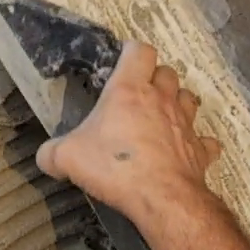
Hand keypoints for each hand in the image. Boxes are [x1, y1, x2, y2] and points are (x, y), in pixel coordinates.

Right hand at [36, 41, 222, 225]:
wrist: (161, 199)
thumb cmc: (114, 166)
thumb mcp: (66, 158)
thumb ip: (51, 153)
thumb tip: (45, 157)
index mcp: (128, 90)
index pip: (139, 51)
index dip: (131, 51)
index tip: (122, 60)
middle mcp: (161, 100)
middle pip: (167, 71)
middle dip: (155, 77)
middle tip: (138, 93)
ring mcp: (185, 124)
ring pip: (189, 98)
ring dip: (177, 102)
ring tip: (161, 115)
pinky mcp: (200, 150)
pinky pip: (204, 140)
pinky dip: (196, 142)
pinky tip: (184, 150)